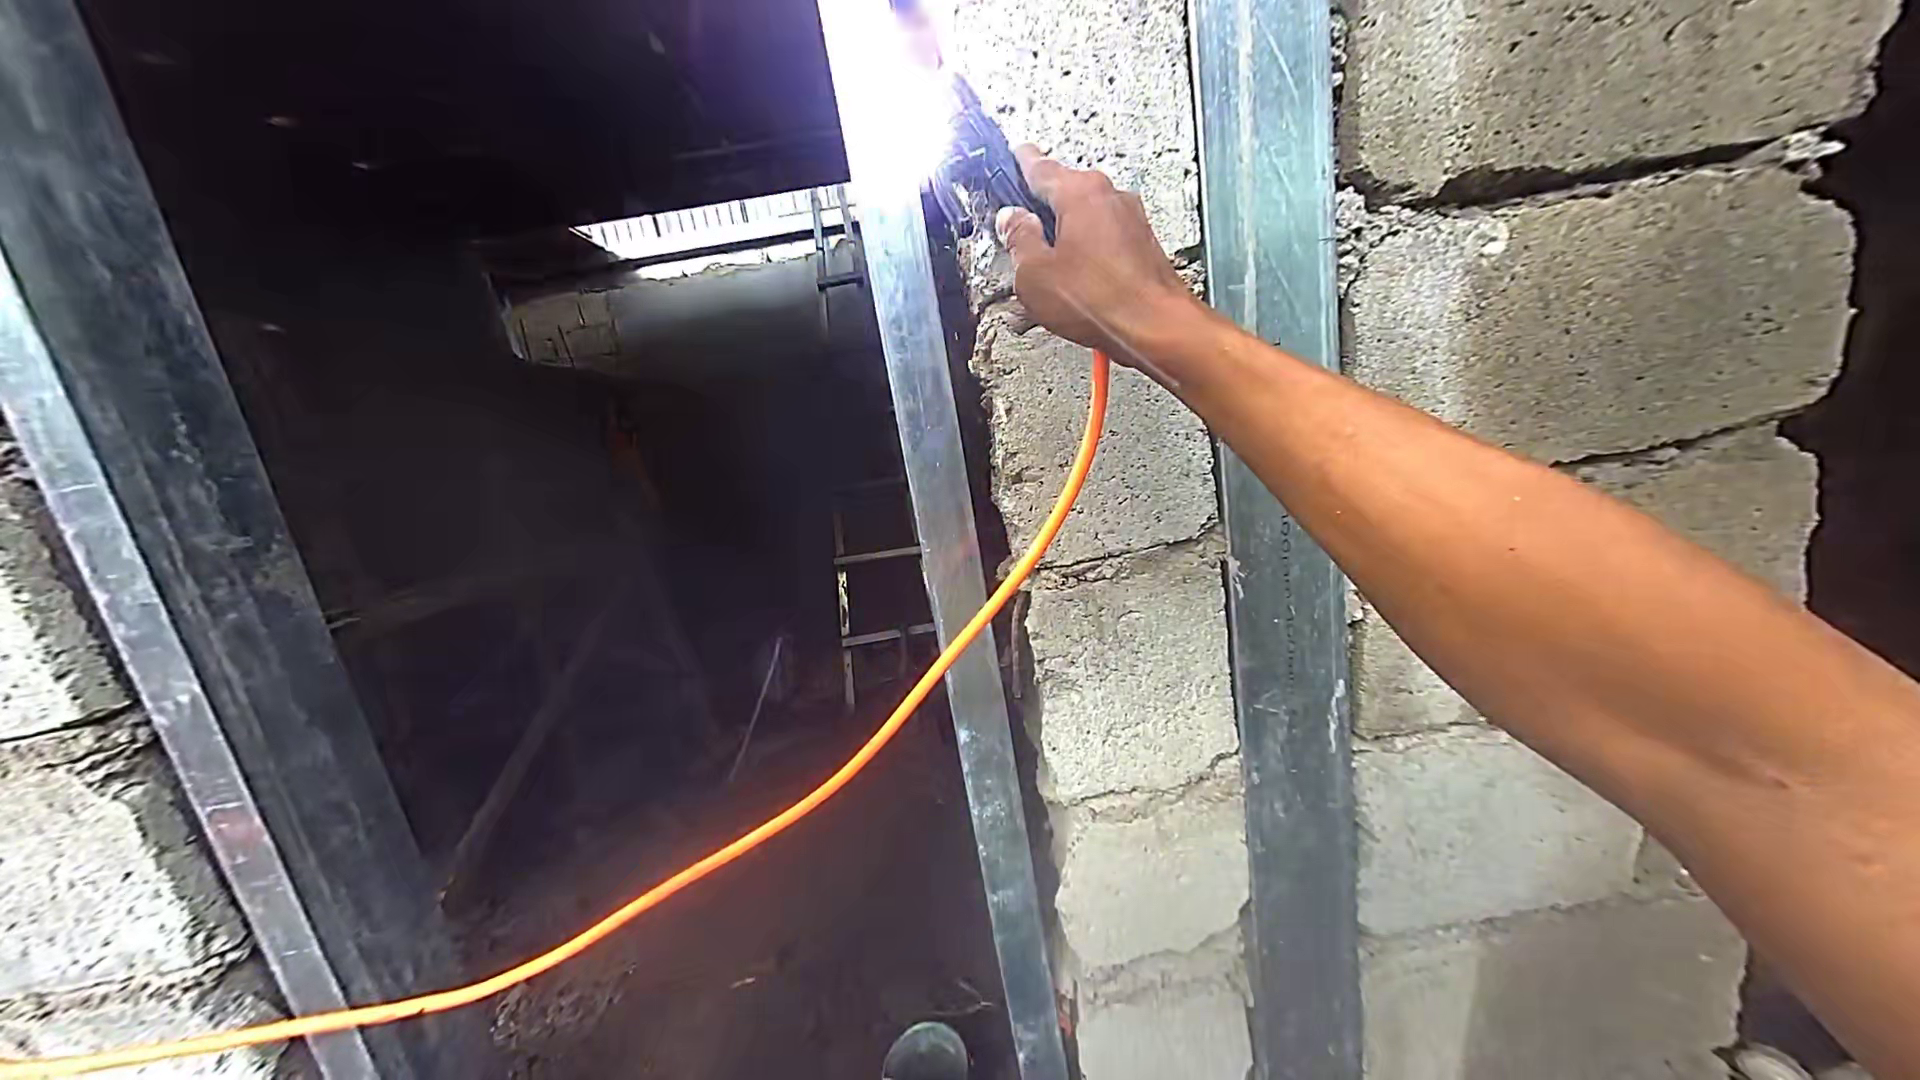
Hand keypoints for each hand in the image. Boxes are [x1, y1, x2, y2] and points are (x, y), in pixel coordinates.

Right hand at [996, 145, 1204, 369]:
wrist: (1153, 327)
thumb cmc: (1101, 301)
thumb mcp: (1034, 273)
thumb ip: (1018, 239)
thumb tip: (1010, 220)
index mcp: (1080, 193)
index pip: (1040, 167)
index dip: (1020, 164)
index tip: (1015, 157)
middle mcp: (1110, 197)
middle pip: (1064, 198)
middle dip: (1042, 218)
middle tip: (1022, 240)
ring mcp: (1130, 221)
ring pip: (1084, 225)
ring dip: (1065, 246)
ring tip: (1051, 282)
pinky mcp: (1141, 247)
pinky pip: (1103, 246)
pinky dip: (1087, 262)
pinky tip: (1078, 292)